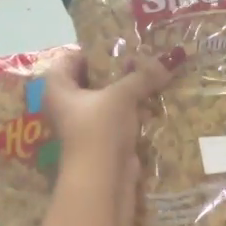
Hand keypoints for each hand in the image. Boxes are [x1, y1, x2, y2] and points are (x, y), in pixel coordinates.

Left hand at [40, 45, 184, 181]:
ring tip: (153, 79)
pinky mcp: (103, 141)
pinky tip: (153, 105)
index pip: (72, 57)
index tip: (121, 47)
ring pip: (107, 100)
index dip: (94, 50)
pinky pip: (118, 120)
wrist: (103, 179)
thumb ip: (141, 77)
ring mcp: (85, 124)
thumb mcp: (121, 96)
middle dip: (117, 71)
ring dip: (128, 93)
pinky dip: (133, 113)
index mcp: (57, 86)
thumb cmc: (99, 129)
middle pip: (92, 78)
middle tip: (142, 60)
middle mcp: (67, 103)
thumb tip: (167, 61)